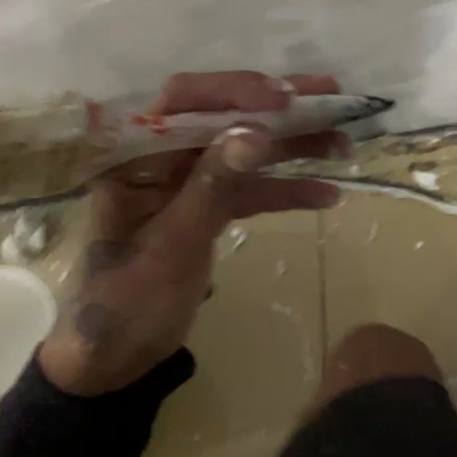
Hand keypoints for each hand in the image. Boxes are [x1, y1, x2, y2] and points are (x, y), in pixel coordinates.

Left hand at [36, 71, 347, 395]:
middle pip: (225, 117)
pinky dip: (287, 190)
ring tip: (344, 142)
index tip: (283, 97)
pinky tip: (328, 193)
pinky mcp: (210, 208)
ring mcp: (189, 181)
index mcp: (135, 154)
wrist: (112, 367)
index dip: (234, 90)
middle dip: (279, 108)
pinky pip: (253, 188)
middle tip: (331, 95)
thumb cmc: (124, 306)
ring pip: (247, 149)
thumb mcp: (171, 245)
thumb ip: (213, 186)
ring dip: (294, 145)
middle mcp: (163, 156)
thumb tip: (256, 133)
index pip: (184, 101)